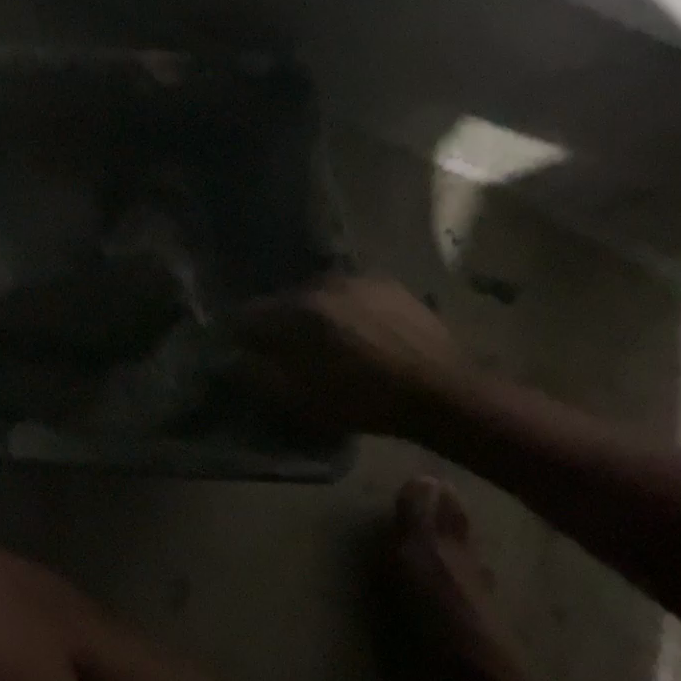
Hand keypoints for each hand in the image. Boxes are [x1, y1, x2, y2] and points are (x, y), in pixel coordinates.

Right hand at [230, 275, 477, 439]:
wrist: (445, 393)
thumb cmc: (365, 401)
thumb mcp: (300, 400)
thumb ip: (258, 374)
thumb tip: (235, 357)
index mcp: (298, 309)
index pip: (248, 314)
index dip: (241, 336)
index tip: (244, 354)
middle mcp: (324, 283)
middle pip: (284, 302)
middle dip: (280, 325)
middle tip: (288, 354)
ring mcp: (360, 279)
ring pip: (318, 296)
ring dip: (314, 317)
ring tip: (327, 346)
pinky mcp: (389, 285)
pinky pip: (350, 295)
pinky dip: (345, 311)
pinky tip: (358, 337)